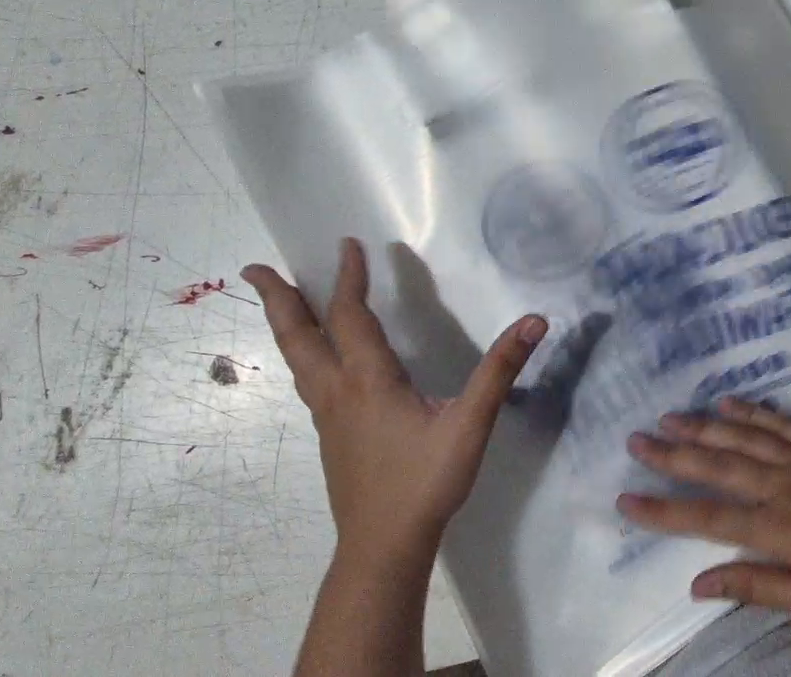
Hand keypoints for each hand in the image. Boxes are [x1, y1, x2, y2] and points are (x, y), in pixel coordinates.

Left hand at [243, 239, 548, 571]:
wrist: (383, 545)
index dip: (350, 279)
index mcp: (369, 382)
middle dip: (278, 300)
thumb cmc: (424, 481)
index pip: (352, 318)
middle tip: (256, 269)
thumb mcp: (470, 423)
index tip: (348, 244)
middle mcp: (338, 393)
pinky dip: (307, 353)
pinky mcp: (333, 437)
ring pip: (300, 361)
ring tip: (281, 303)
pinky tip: (323, 361)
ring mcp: (329, 418)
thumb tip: (533, 321)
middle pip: (300, 338)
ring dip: (288, 326)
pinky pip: (311, 380)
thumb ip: (500, 370)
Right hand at [616, 397, 790, 623]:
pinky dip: (752, 411)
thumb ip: (754, 587)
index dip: (664, 509)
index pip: (707, 518)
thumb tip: (698, 583)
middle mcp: (783, 485)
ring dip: (704, 425)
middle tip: (636, 439)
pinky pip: (781, 423)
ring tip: (670, 416)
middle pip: (717, 466)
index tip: (626, 498)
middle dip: (673, 453)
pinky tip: (729, 402)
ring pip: (743, 438)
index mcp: (777, 527)